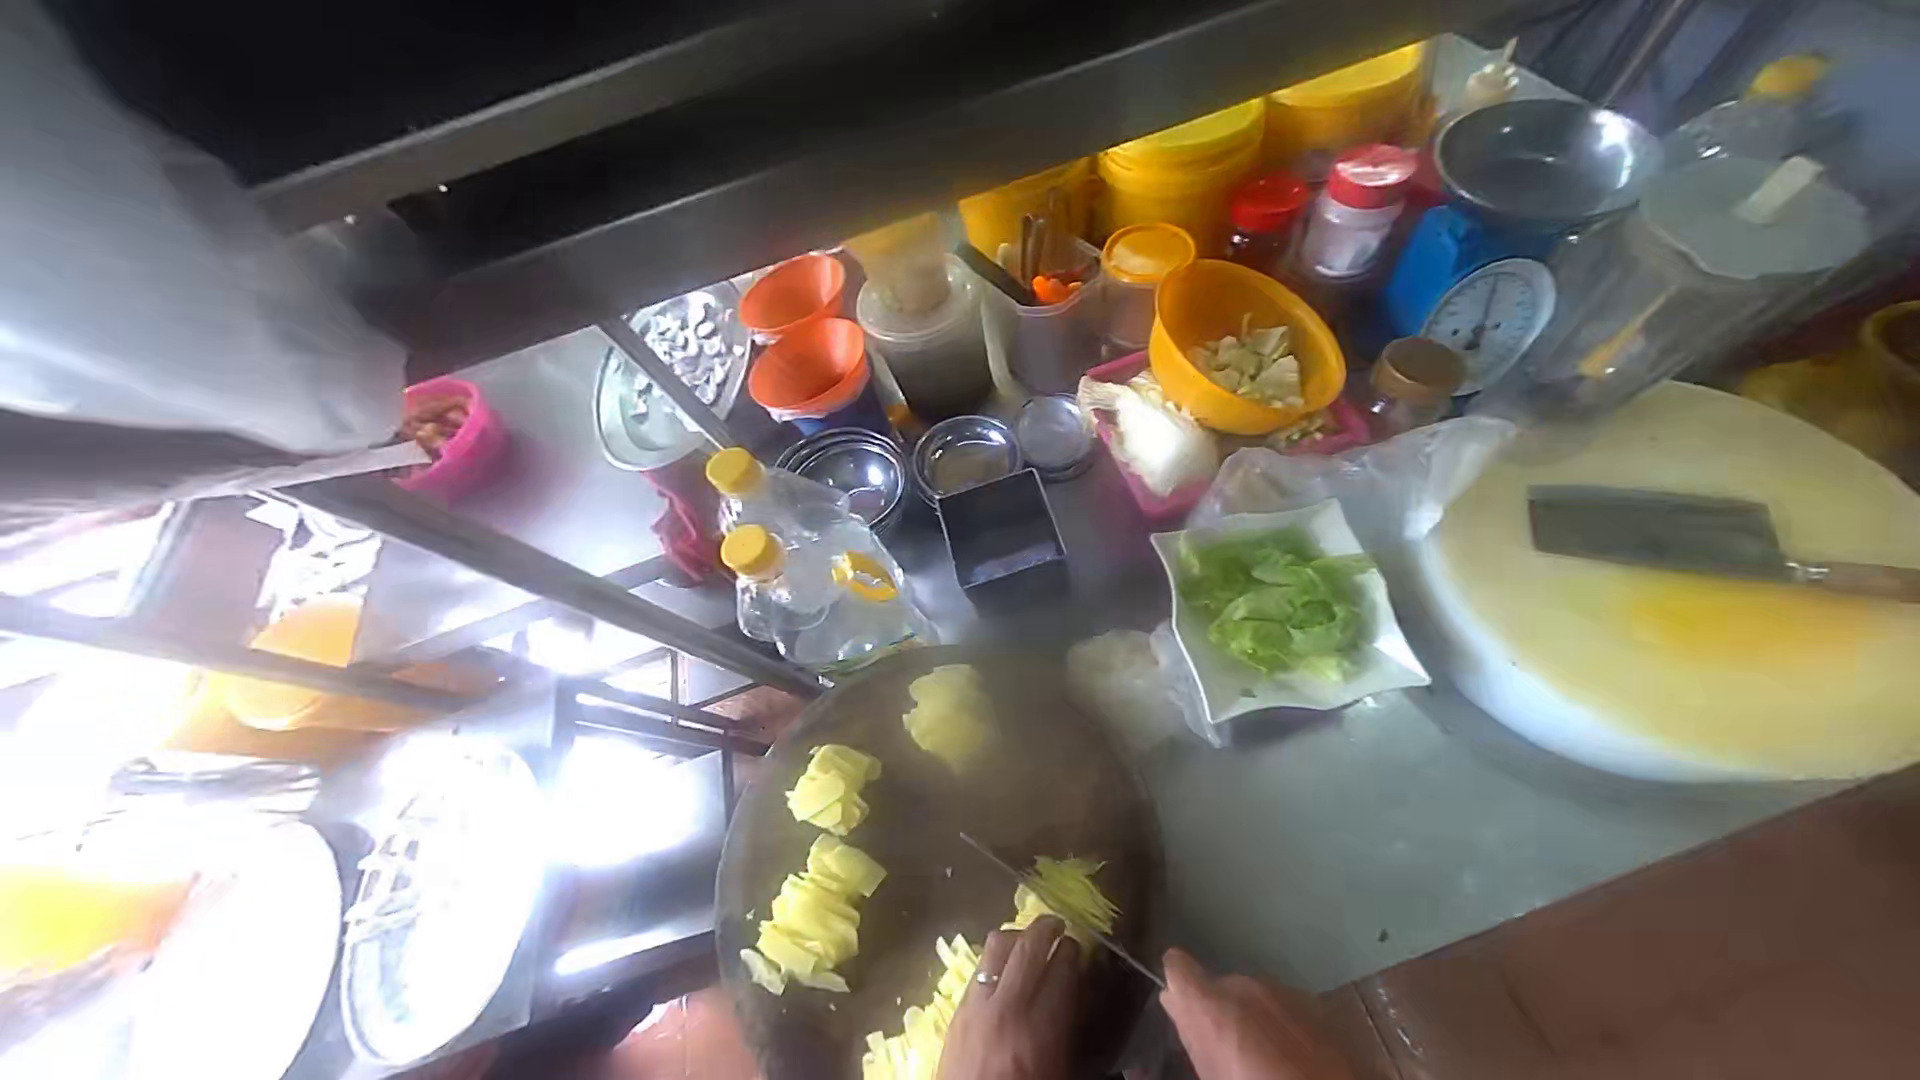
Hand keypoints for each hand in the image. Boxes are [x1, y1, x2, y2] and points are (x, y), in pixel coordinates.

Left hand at [936, 916, 1081, 1079]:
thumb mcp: (1059, 1076)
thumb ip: (1074, 1038)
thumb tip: (1098, 1016)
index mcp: (1040, 1033)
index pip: (1062, 973)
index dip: (1074, 954)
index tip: (1080, 947)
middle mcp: (1008, 1009)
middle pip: (1030, 948)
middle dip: (1048, 929)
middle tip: (1061, 926)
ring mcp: (978, 1005)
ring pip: (998, 946)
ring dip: (1019, 935)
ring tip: (1031, 938)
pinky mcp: (958, 1009)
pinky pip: (979, 965)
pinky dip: (996, 955)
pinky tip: (1006, 964)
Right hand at [1159, 948, 1354, 1079]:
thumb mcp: (1214, 1076)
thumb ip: (1194, 1038)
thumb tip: (1177, 1004)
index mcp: (1213, 1006)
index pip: (1177, 964)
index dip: (1178, 983)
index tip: (1184, 1009)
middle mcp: (1245, 986)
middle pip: (1222, 986)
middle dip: (1225, 1013)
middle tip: (1237, 1058)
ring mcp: (1286, 993)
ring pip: (1258, 997)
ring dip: (1259, 1020)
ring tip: (1276, 1067)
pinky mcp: (1320, 1008)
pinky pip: (1289, 1009)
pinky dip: (1289, 1029)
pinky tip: (1304, 1066)